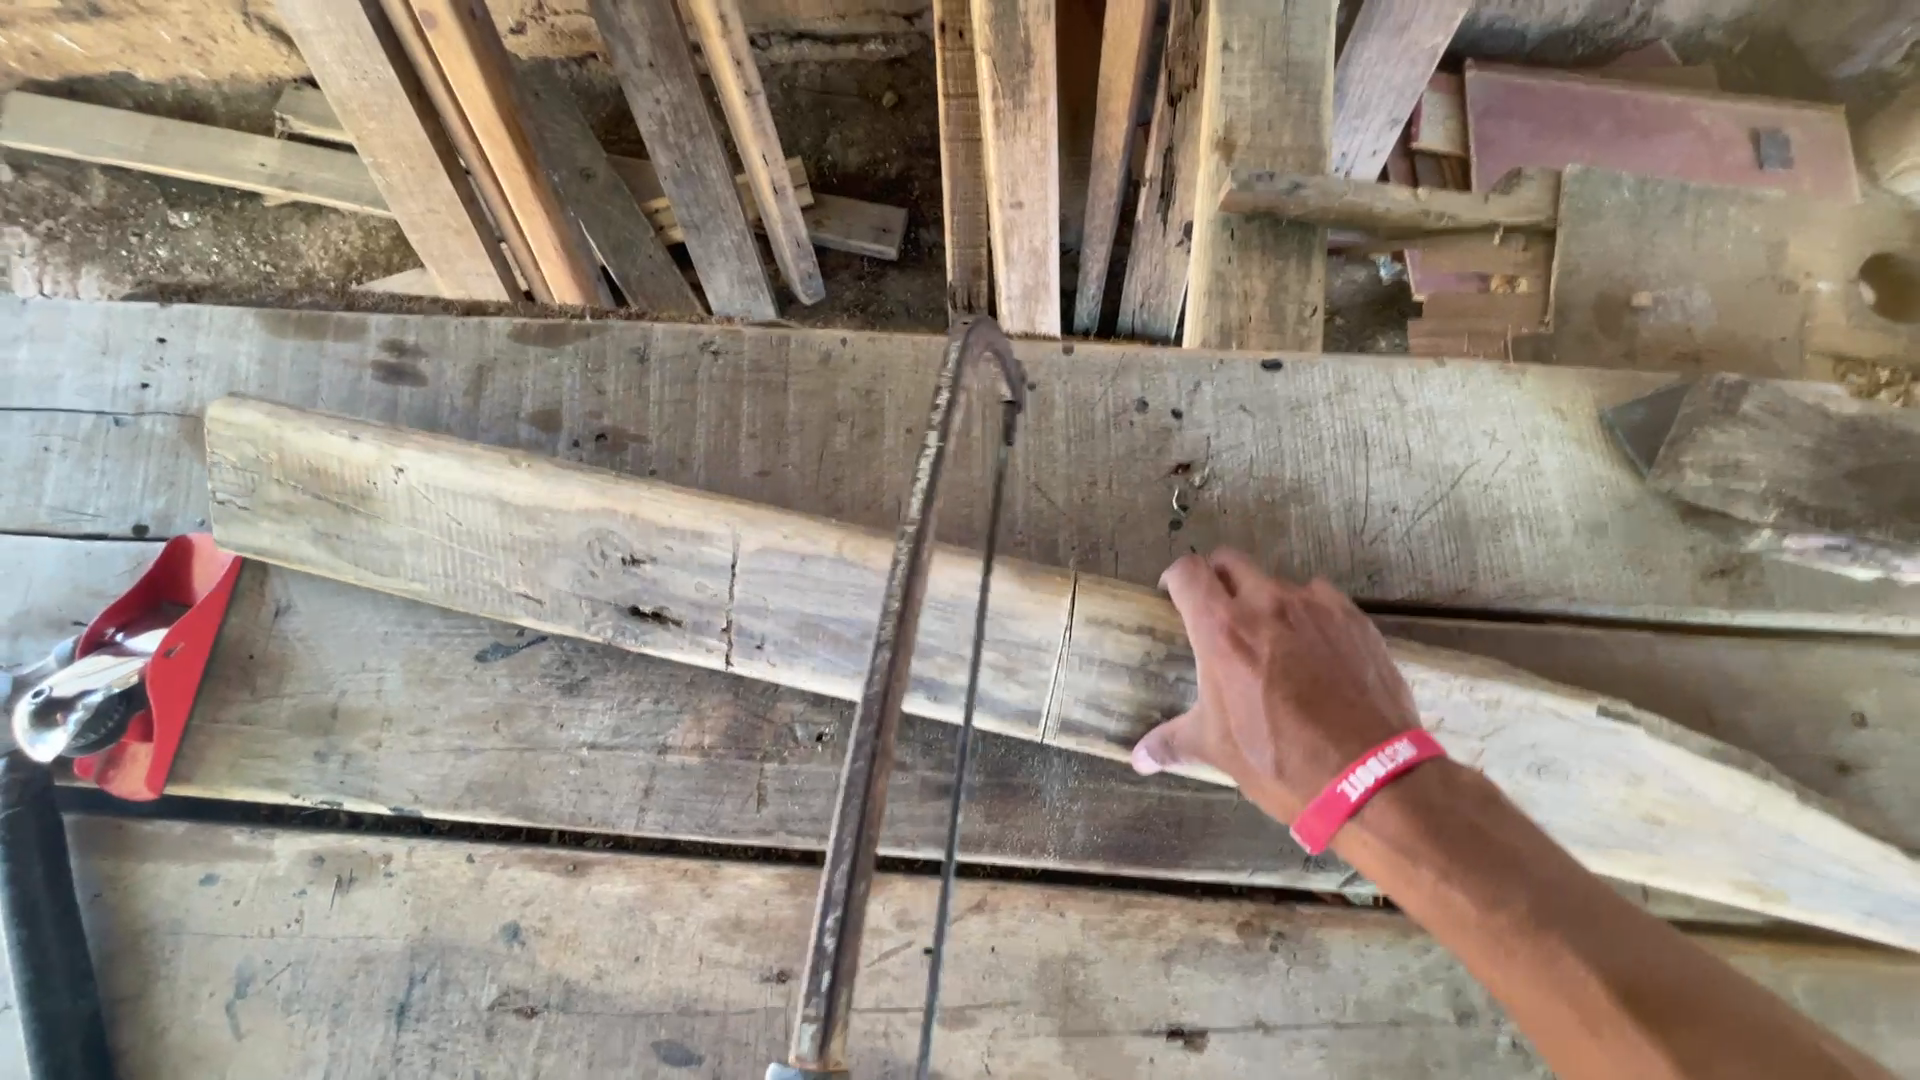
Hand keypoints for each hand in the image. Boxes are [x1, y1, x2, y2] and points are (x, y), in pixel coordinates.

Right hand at [1130, 549, 1420, 823]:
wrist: (1372, 778)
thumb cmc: (1280, 761)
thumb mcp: (1218, 750)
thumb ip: (1172, 742)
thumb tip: (1139, 758)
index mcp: (1222, 629)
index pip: (1187, 571)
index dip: (1175, 577)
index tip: (1173, 593)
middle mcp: (1265, 603)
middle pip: (1230, 561)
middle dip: (1216, 577)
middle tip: (1217, 608)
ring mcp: (1315, 607)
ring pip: (1277, 581)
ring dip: (1264, 598)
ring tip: (1270, 635)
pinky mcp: (1354, 618)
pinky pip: (1320, 598)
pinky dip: (1307, 612)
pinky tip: (1313, 646)